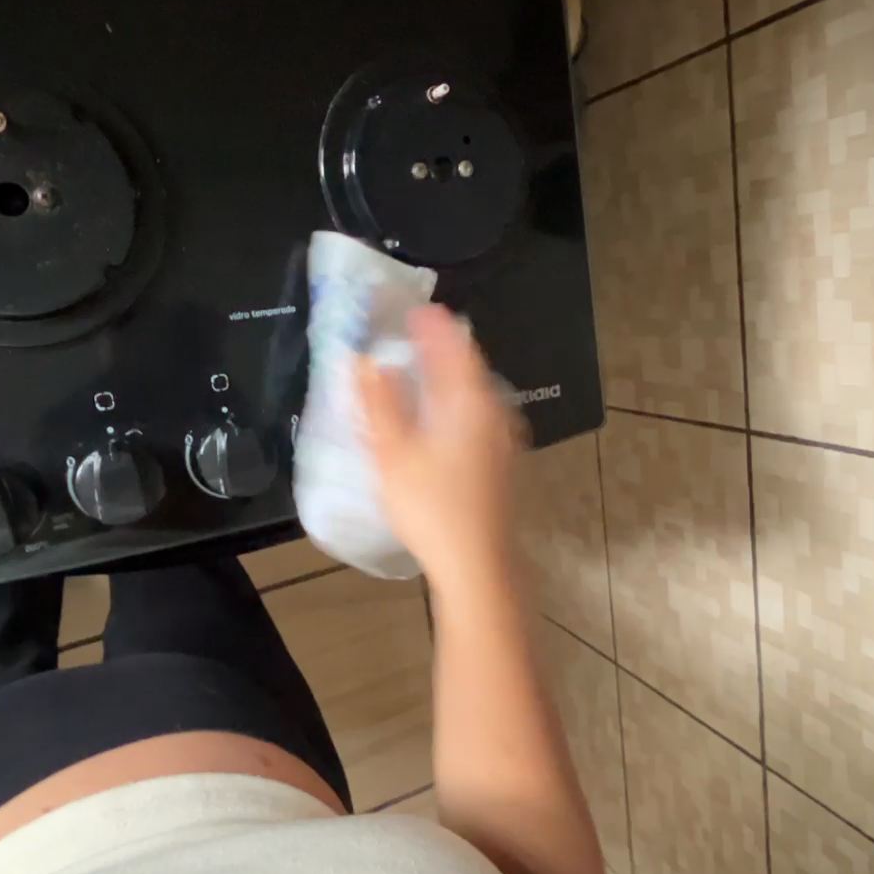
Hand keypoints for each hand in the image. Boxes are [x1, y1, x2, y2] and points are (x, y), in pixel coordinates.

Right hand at [357, 305, 521, 587]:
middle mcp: (494, 413)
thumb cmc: (431, 507)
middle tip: (419, 334)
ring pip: (478, 393)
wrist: (478, 564)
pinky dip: (462, 402)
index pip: (454, 347)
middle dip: (444, 348)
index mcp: (469, 401)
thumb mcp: (393, 453)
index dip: (434, 326)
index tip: (417, 309)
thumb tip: (370, 363)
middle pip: (470, 368)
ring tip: (430, 368)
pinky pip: (482, 415)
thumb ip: (380, 403)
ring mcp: (504, 439)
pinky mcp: (504, 463)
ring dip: (454, 376)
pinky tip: (448, 416)